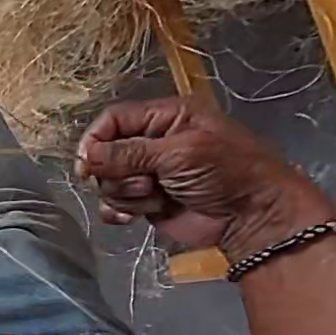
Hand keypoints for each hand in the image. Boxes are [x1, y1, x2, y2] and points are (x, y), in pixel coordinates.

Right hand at [76, 98, 334, 261]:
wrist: (250, 215)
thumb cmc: (226, 172)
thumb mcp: (178, 154)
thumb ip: (128, 154)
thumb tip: (85, 156)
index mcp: (164, 118)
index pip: (112, 120)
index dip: (95, 141)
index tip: (87, 166)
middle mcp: (151, 142)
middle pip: (104, 155)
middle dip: (116, 174)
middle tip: (144, 183)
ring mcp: (146, 173)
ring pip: (107, 182)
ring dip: (125, 194)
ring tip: (155, 197)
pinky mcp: (143, 200)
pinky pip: (112, 204)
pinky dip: (118, 211)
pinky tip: (134, 216)